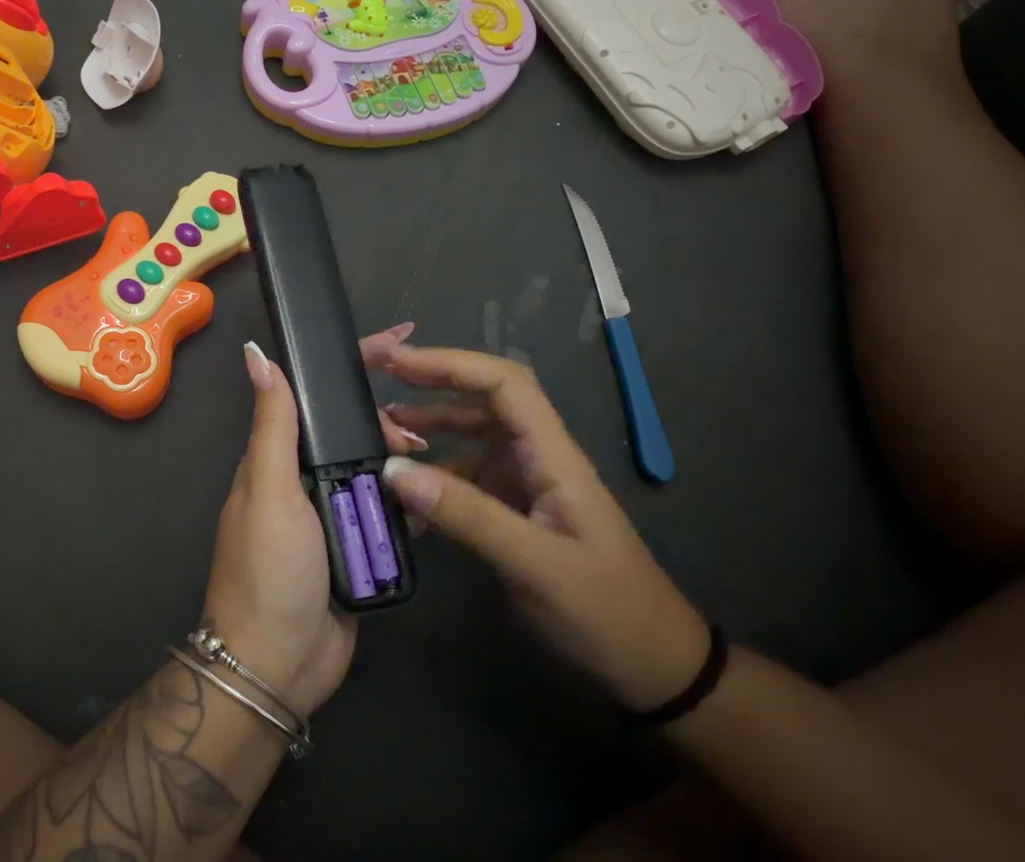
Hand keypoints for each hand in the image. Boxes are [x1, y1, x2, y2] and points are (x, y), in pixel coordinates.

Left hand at [200, 325, 418, 716]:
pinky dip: (413, 501)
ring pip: (377, 473)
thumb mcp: (268, 490)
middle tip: (415, 435)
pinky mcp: (359, 550)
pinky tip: (443, 490)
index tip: (397, 339)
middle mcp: (304, 483)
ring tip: (432, 462)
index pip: (313, 398)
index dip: (349, 367)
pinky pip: (390, 515)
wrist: (279, 663)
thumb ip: (272, 425)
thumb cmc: (268, 568)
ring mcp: (333, 518)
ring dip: (404, 463)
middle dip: (386, 424)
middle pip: (353, 434)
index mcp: (276, 462)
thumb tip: (256, 353)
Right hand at [372, 344, 710, 710]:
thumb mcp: (534, 563)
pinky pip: (467, 481)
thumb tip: (393, 471)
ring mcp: (527, 486)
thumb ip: (465, 515)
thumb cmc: (604, 607)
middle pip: (483, 403)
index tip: (396, 363)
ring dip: (429, 432)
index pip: (502, 385)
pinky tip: (403, 496)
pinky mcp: (516, 514)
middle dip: (431, 388)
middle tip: (374, 389)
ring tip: (378, 436)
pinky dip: (434, 479)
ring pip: (471, 440)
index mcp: (553, 455)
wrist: (650, 661)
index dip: (449, 364)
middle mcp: (537, 459)